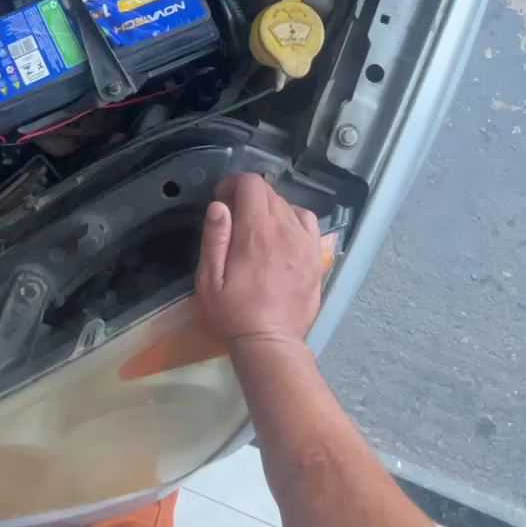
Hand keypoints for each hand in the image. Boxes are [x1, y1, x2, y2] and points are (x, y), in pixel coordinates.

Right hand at [196, 172, 321, 347]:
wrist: (270, 342)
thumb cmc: (234, 311)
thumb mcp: (209, 278)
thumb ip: (214, 237)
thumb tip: (219, 205)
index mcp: (256, 232)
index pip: (251, 183)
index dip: (233, 183)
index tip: (221, 200)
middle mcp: (284, 230)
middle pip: (269, 192)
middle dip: (247, 195)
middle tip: (233, 217)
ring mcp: (305, 243)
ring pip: (287, 204)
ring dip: (268, 207)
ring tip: (256, 227)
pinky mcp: (316, 256)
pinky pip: (307, 221)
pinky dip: (292, 217)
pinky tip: (281, 233)